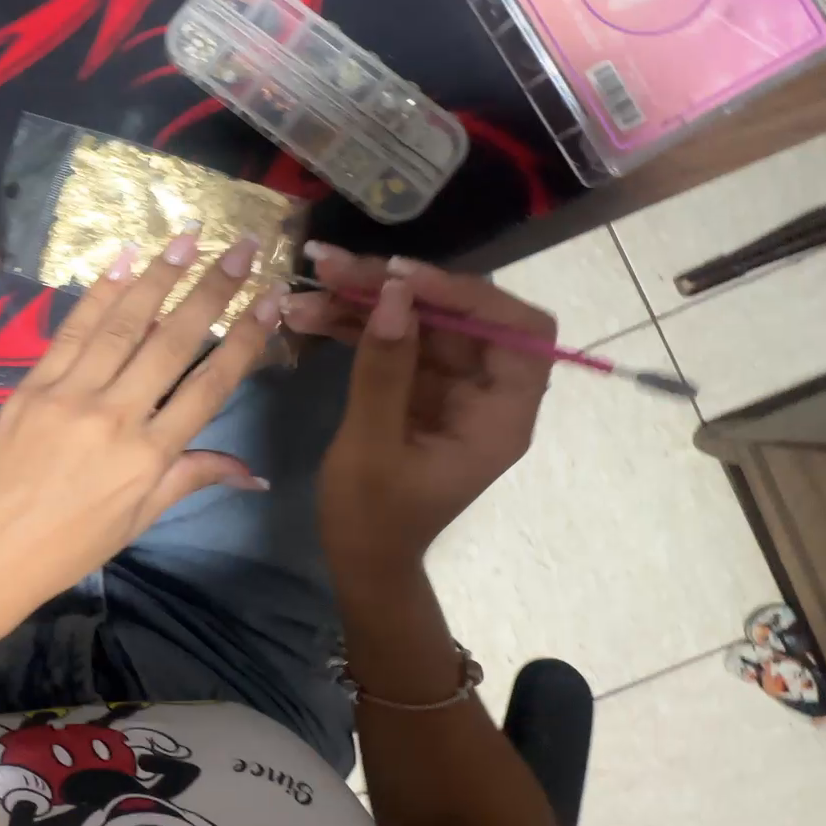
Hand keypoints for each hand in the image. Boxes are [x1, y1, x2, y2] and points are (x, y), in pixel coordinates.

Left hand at [0, 230, 283, 619]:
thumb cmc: (68, 545)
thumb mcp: (136, 519)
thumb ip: (189, 478)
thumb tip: (251, 473)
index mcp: (148, 457)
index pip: (209, 386)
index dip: (244, 340)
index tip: (270, 301)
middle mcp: (115, 415)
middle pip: (172, 342)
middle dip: (211, 291)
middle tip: (241, 248)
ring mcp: (69, 394)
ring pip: (123, 325)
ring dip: (158, 278)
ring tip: (188, 240)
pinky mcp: (32, 384)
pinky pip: (72, 331)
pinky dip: (99, 294)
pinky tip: (122, 262)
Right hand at [285, 244, 554, 566]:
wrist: (359, 557)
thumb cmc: (373, 517)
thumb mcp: (372, 446)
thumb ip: (384, 371)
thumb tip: (395, 295)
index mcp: (499, 415)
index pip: (517, 332)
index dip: (468, 296)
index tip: (403, 279)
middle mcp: (482, 391)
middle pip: (455, 315)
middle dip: (394, 287)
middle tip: (332, 268)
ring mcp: (446, 386)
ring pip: (417, 321)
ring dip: (362, 300)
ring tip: (308, 284)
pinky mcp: (413, 387)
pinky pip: (390, 341)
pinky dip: (352, 324)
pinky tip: (308, 312)